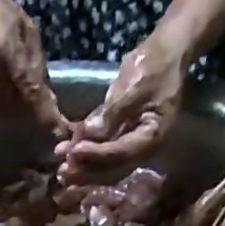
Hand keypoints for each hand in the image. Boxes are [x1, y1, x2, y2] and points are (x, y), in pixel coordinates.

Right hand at [0, 0, 66, 135]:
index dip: (47, 117)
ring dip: (16, 109)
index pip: (31, 94)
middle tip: (39, 102)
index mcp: (6, 54)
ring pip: (5, 115)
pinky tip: (2, 91)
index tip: (60, 131)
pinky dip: (1, 107)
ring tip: (16, 89)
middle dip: (32, 109)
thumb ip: (37, 68)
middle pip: (19, 110)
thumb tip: (50, 102)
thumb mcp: (26, 32)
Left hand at [56, 32, 187, 183]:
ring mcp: (132, 146)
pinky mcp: (121, 140)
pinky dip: (84, 159)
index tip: (74, 152)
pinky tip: (66, 155)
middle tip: (62, 171)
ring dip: (82, 170)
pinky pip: (101, 157)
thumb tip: (88, 135)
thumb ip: (110, 115)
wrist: (164, 53)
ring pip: (105, 169)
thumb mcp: (133, 87)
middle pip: (113, 170)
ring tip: (60, 169)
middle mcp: (143, 148)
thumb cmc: (153, 66)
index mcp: (153, 135)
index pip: (122, 153)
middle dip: (86, 172)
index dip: (96, 155)